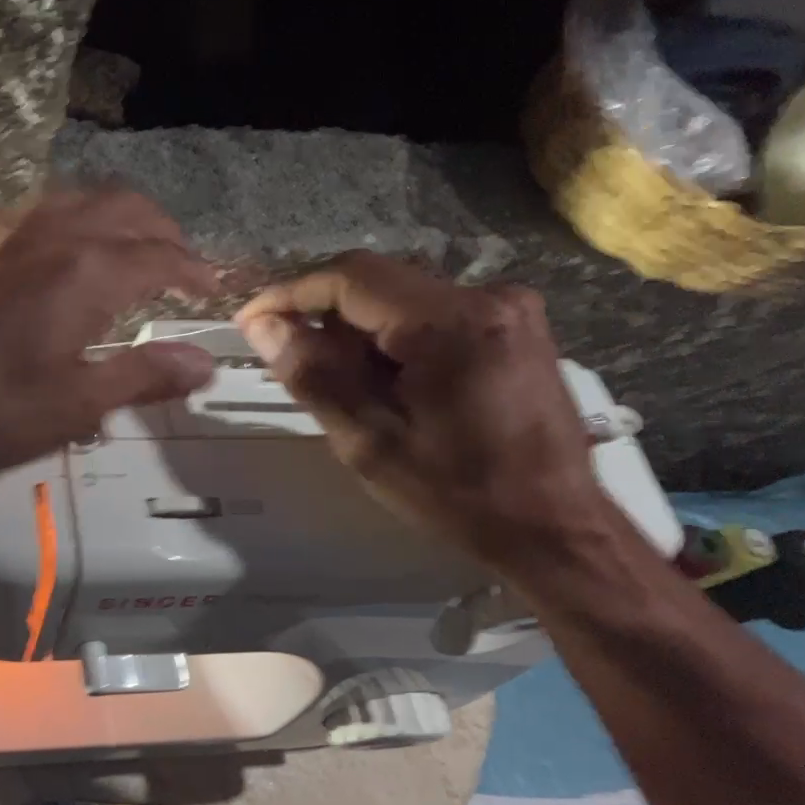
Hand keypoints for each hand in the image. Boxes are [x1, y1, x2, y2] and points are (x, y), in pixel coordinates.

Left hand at [0, 189, 217, 481]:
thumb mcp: (73, 405)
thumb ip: (142, 377)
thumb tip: (203, 363)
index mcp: (86, 272)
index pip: (160, 256)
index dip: (194, 270)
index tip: (211, 288)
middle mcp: (49, 234)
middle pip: (124, 208)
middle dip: (161, 231)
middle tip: (178, 263)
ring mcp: (0, 231)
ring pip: (75, 199)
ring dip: (113, 217)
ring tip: (125, 249)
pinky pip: (30, 211)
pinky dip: (64, 220)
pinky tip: (53, 251)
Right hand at [234, 251, 611, 564]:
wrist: (556, 526)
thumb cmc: (458, 493)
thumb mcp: (368, 443)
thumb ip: (314, 377)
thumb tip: (263, 328)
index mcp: (452, 324)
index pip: (351, 278)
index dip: (289, 293)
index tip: (249, 321)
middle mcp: (487, 297)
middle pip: (377, 281)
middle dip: (322, 315)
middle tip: (287, 359)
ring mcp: (508, 308)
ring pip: (402, 296)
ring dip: (357, 330)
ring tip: (338, 383)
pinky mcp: (514, 326)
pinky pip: (432, 312)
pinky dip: (393, 337)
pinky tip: (383, 382)